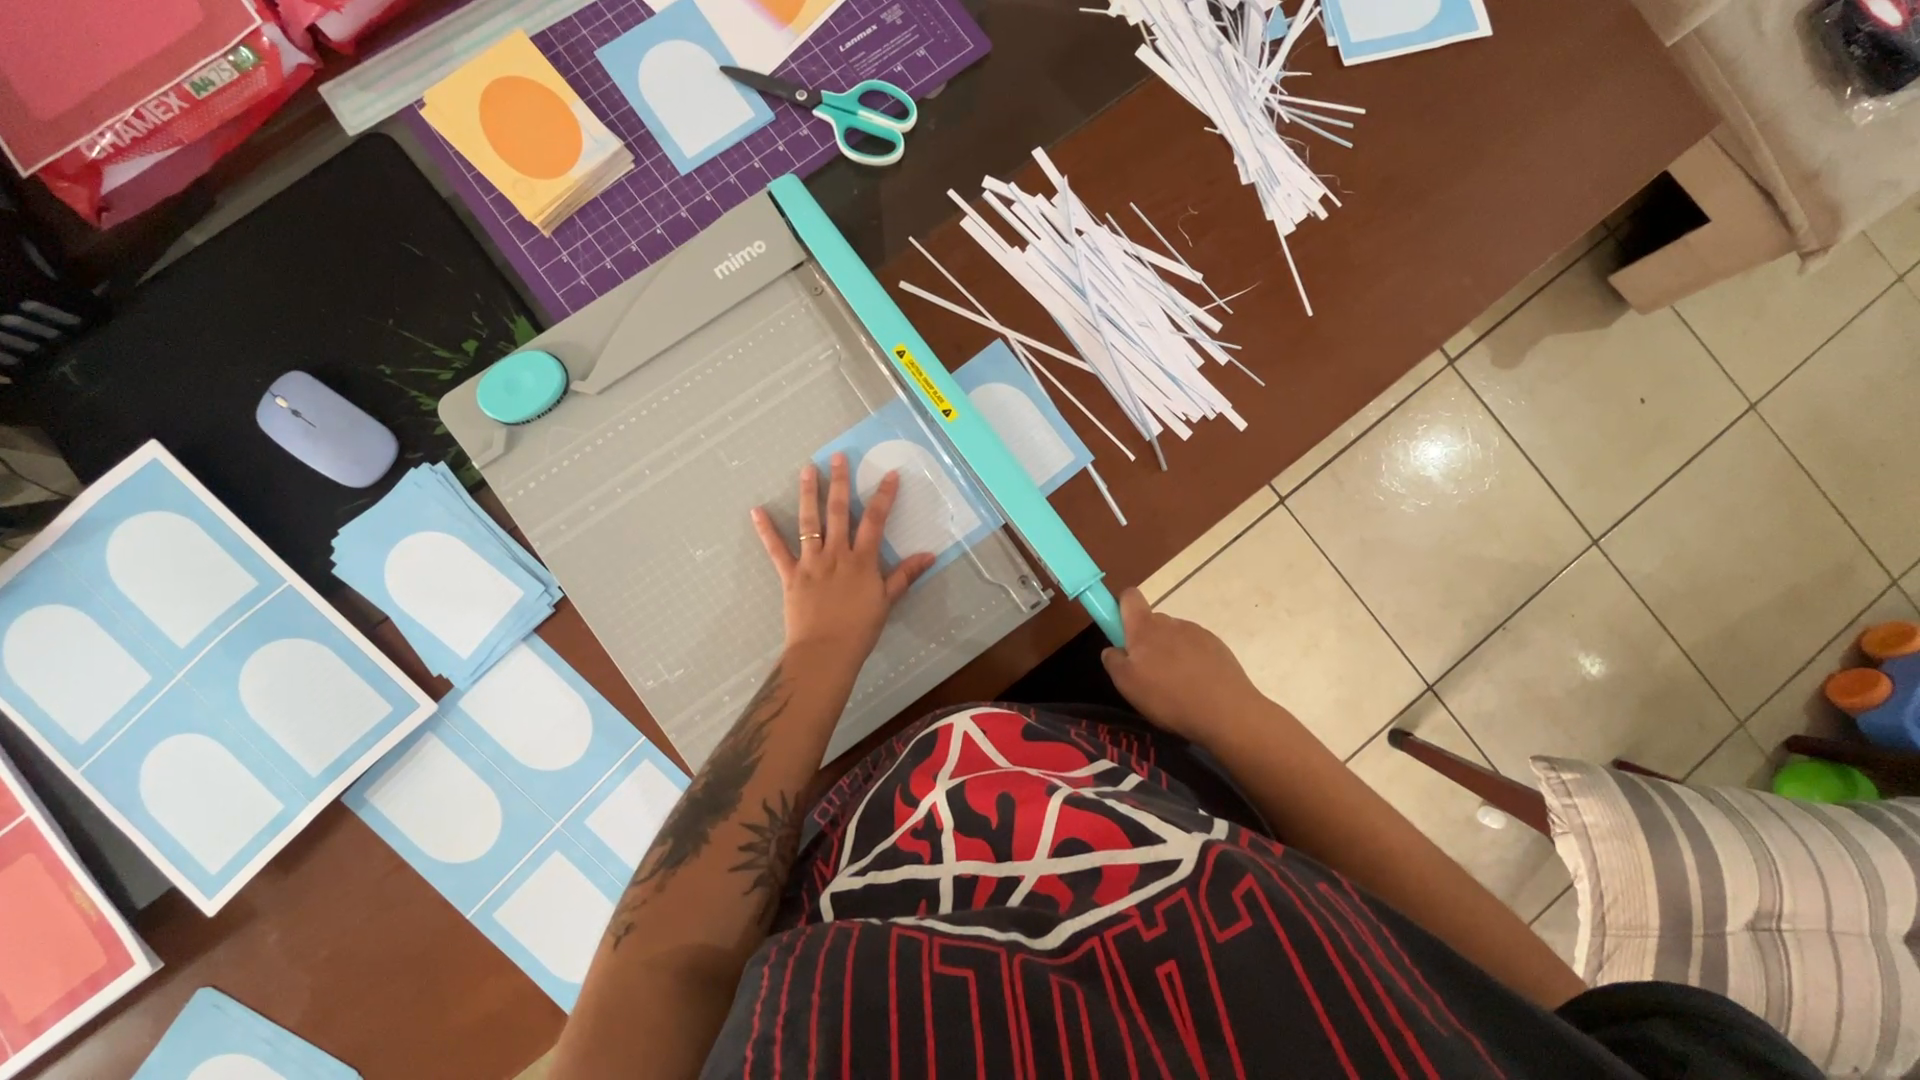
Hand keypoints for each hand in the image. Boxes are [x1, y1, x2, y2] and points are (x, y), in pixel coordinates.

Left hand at [750, 453, 935, 669]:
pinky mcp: (790, 575)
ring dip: (807, 494)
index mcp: (862, 561)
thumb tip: (929, 555)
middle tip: (838, 457)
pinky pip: (776, 550)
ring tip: (807, 469)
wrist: (825, 652)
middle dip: (839, 482)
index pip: (875, 521)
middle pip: (838, 512)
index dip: (883, 496)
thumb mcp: (887, 601)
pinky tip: (756, 511)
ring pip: (809, 522)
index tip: (888, 474)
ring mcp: (811, 562)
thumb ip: (905, 576)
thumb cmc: (859, 630)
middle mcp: (836, 554)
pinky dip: (766, 531)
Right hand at [1101, 587, 1263, 746]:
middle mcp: (1171, 622)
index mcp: (1145, 627)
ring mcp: (1197, 632)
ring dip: (1170, 653)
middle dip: (1146, 642)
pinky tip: (1195, 687)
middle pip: (1152, 622)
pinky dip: (1191, 662)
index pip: (1129, 597)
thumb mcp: (1126, 685)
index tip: (1121, 635)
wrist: (1226, 711)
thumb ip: (1113, 661)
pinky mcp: (1218, 646)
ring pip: (1174, 637)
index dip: (1121, 609)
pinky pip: (1196, 648)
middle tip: (1148, 674)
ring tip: (1175, 687)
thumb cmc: (1168, 697)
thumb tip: (1113, 649)